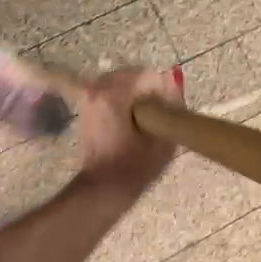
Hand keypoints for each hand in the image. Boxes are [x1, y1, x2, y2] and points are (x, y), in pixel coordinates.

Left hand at [71, 66, 179, 193]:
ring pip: (122, 80)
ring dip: (137, 93)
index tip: (169, 109)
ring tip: (148, 117)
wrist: (103, 186)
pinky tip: (134, 119)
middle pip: (132, 74)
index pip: (147, 75)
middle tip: (160, 112)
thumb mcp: (163, 140)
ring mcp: (88, 95)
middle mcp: (96, 88)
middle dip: (149, 89)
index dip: (163, 90)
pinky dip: (125, 98)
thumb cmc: (135, 167)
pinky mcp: (87, 104)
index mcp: (112, 95)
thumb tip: (174, 81)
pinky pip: (111, 90)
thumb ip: (172, 106)